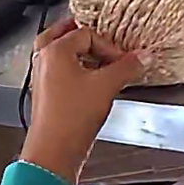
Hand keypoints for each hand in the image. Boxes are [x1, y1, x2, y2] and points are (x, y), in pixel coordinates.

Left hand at [21, 20, 143, 182]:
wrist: (55, 150)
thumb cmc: (71, 118)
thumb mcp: (107, 86)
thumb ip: (127, 67)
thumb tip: (142, 56)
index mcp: (55, 51)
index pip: (87, 34)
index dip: (109, 46)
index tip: (123, 60)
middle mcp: (43, 60)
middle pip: (64, 35)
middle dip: (86, 39)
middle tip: (103, 42)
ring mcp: (41, 78)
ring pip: (58, 54)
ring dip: (78, 54)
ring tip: (97, 61)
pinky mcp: (44, 95)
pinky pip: (58, 72)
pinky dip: (72, 70)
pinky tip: (88, 83)